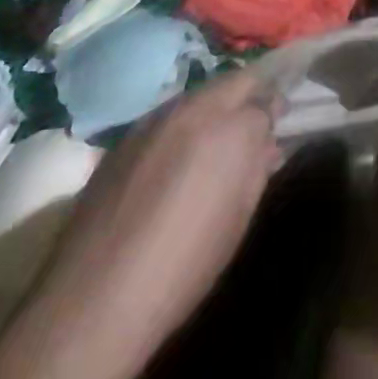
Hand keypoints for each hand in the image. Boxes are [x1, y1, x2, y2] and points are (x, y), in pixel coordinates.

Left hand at [0, 69, 280, 378]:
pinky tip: (177, 158)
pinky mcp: (122, 140)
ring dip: (215, 107)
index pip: (264, 95)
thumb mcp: (240, 212)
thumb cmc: (188, 259)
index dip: (275, 107)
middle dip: (249, 94)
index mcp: (229, 127)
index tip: (279, 122)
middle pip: (232, 82)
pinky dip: (182, 126)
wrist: (97, 296)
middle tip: (255, 123)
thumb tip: (267, 142)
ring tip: (217, 141)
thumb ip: (258, 164)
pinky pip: (165, 118)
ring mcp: (152, 121)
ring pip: (196, 96)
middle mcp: (192, 109)